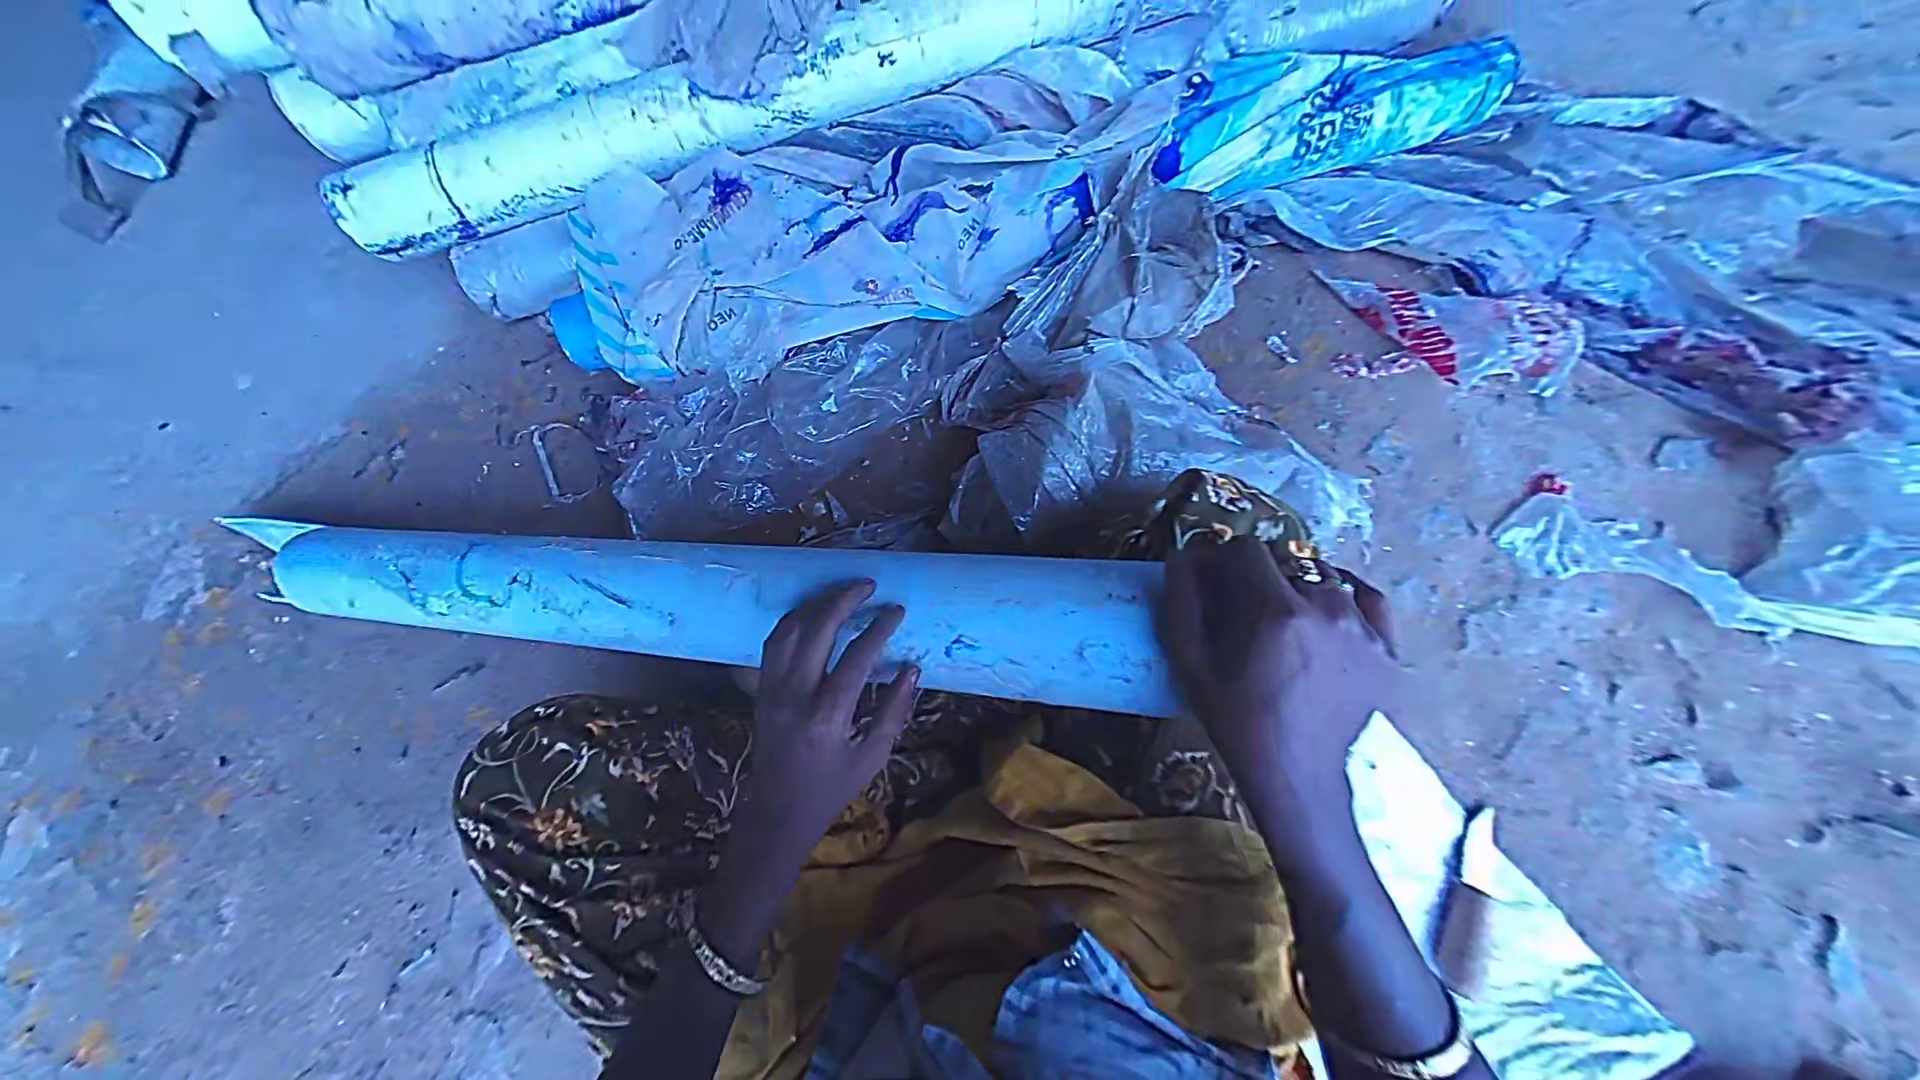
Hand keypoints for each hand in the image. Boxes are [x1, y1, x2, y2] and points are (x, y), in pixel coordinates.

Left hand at [736, 580, 919, 858]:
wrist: (775, 813)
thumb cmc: (830, 789)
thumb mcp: (872, 757)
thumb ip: (893, 711)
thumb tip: (912, 670)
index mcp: (828, 715)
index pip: (857, 657)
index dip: (879, 628)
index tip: (896, 610)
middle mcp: (795, 695)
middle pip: (817, 630)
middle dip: (843, 600)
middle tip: (867, 585)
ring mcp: (771, 690)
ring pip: (788, 631)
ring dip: (815, 605)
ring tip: (840, 592)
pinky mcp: (760, 691)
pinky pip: (772, 644)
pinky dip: (792, 621)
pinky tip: (810, 614)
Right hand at [1159, 537, 1399, 825]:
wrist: (1315, 791)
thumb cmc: (1245, 731)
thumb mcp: (1195, 671)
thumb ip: (1183, 606)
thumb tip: (1182, 559)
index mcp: (1275, 613)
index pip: (1245, 550)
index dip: (1221, 558)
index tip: (1210, 578)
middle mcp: (1327, 609)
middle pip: (1284, 561)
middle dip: (1255, 574)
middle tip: (1239, 608)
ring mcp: (1365, 628)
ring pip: (1322, 580)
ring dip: (1295, 588)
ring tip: (1281, 624)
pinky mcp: (1391, 649)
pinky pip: (1367, 599)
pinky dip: (1342, 593)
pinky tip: (1325, 610)